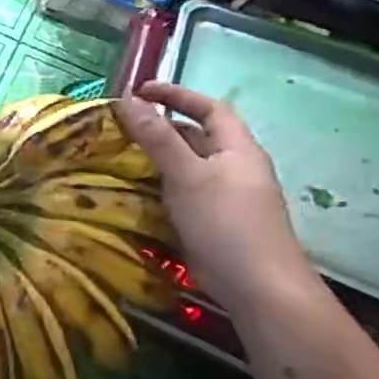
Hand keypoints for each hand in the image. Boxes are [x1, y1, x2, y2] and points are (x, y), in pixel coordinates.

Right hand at [114, 81, 319, 313]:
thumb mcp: (187, 174)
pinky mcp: (214, 219)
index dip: (177, 94)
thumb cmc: (226, 222)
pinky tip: (135, 190)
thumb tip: (129, 100)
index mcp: (238, 150)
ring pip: (187, 164)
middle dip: (161, 125)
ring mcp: (227, 195)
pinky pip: (182, 188)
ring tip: (119, 154)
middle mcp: (235, 167)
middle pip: (197, 135)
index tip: (139, 90)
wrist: (259, 287)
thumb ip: (157, 137)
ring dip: (156, 156)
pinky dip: (158, 182)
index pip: (210, 108)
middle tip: (121, 124)